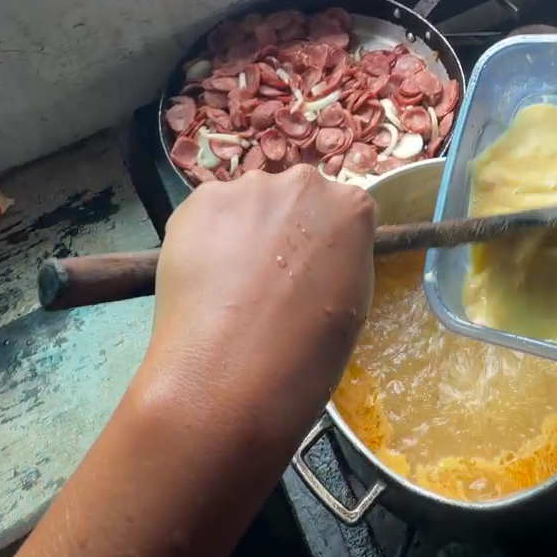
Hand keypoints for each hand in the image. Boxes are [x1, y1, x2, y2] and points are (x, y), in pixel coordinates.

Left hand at [138, 166, 374, 445]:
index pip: (342, 210)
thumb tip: (317, 257)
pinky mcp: (203, 200)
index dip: (323, 243)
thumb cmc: (306, 354)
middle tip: (268, 278)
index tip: (310, 270)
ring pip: (248, 204)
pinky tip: (203, 280)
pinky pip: (208, 215)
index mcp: (351, 206)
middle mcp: (304, 183)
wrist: (231, 373)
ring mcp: (250, 187)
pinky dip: (205, 239)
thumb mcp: (353, 304)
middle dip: (283, 227)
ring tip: (229, 285)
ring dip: (243, 231)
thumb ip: (340, 259)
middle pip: (294, 198)